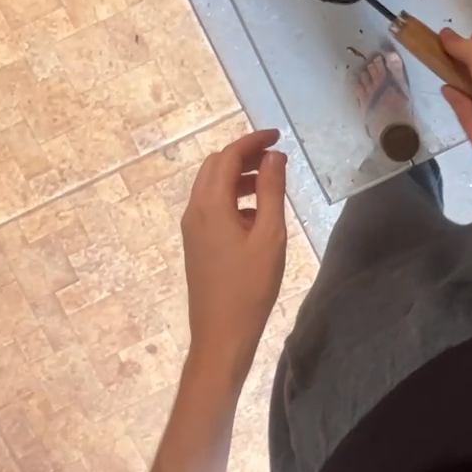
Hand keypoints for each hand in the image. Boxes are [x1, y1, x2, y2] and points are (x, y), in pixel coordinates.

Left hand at [181, 128, 287, 383]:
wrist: (221, 335)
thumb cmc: (250, 286)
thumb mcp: (269, 235)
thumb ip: (271, 191)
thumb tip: (274, 156)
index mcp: (211, 205)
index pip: (228, 157)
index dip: (252, 141)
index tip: (278, 136)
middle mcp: (195, 210)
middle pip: (215, 167)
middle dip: (244, 155)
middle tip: (275, 155)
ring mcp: (192, 228)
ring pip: (212, 186)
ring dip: (239, 175)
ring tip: (271, 180)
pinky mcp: (196, 243)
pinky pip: (212, 205)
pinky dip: (233, 196)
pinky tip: (258, 213)